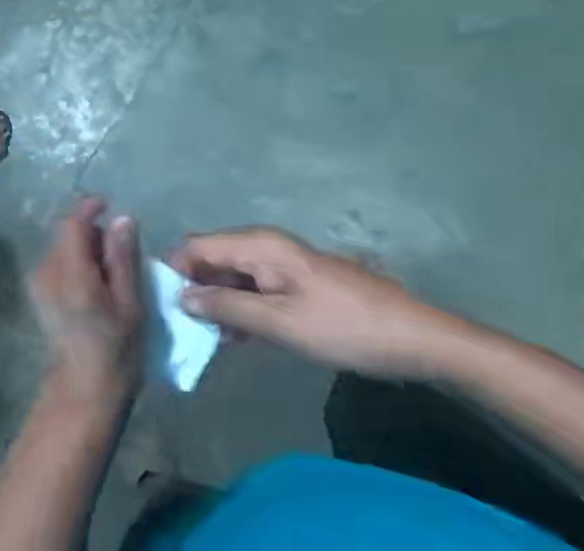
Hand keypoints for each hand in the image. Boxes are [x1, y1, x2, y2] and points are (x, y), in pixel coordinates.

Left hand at [29, 197, 143, 408]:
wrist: (83, 391)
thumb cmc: (115, 350)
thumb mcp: (130, 303)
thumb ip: (123, 258)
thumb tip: (122, 219)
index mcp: (68, 271)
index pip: (72, 223)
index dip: (90, 209)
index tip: (111, 206)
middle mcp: (46, 270)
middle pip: (66, 234)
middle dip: (93, 234)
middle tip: (123, 253)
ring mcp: (37, 282)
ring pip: (62, 249)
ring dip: (86, 251)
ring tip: (114, 275)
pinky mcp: (38, 294)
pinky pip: (58, 265)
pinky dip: (77, 265)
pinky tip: (96, 288)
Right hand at [169, 228, 484, 380]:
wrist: (421, 339)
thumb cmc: (346, 328)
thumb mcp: (281, 324)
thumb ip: (227, 307)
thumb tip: (182, 297)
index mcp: (257, 245)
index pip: (194, 246)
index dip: (174, 271)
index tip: (162, 306)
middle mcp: (264, 243)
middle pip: (210, 257)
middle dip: (194, 287)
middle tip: (184, 327)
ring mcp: (281, 260)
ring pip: (230, 273)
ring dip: (217, 300)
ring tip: (211, 337)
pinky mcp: (295, 279)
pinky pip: (252, 284)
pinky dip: (240, 305)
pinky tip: (239, 335)